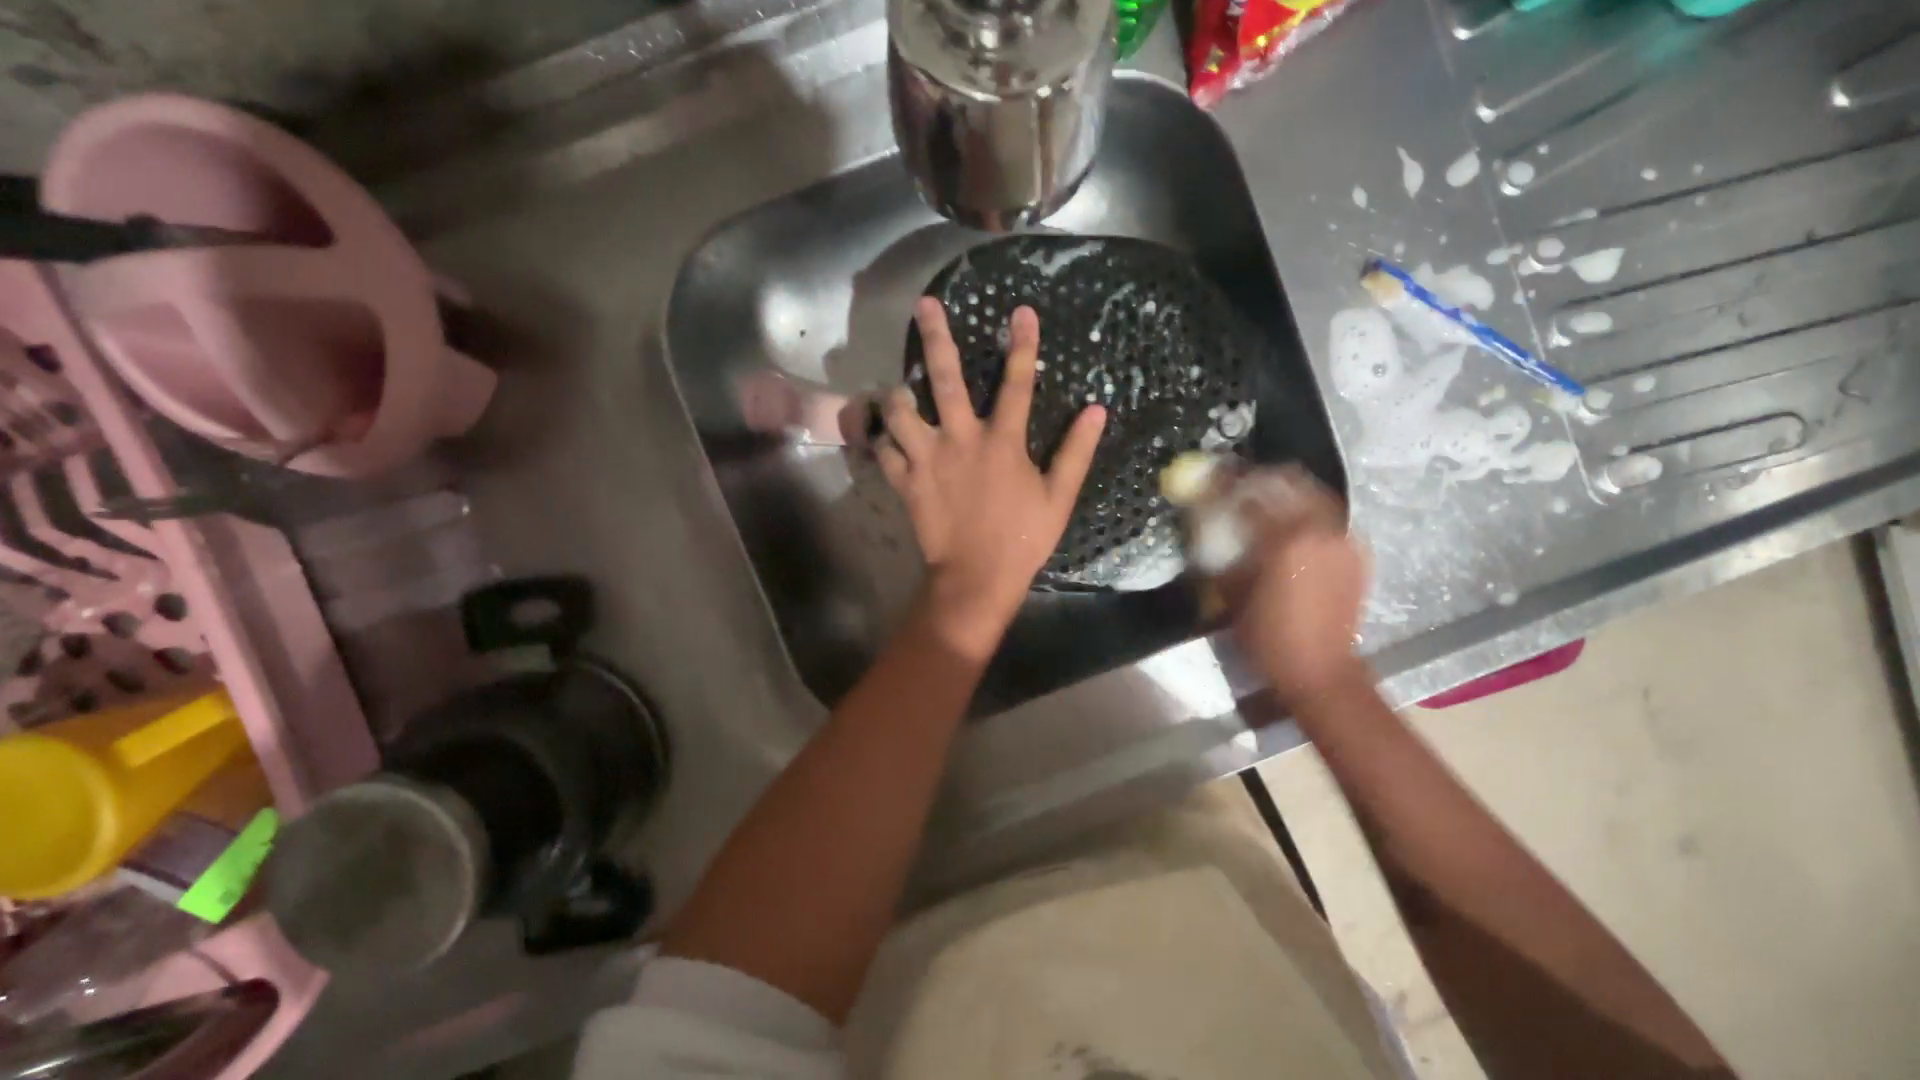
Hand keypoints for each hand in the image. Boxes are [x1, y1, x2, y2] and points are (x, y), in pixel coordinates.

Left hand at [878, 298, 1106, 658]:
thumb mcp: (1059, 497)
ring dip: (897, 394)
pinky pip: (885, 451)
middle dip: (935, 338)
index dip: (1021, 344)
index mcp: (1002, 440)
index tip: (1020, 310)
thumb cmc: (1023, 538)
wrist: (976, 578)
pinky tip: (880, 432)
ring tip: (897, 387)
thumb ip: (1075, 451)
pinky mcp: (905, 481)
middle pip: (945, 379)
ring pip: (901, 411)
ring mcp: (927, 459)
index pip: (1016, 382)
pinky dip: (881, 440)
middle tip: (924, 305)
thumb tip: (1096, 411)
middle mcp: (960, 439)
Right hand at [1224, 467, 1370, 706]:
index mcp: (1284, 536)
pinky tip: (1292, 533)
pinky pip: (1329, 520)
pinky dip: (1308, 517)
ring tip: (1265, 507)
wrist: (1321, 671)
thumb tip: (1206, 522)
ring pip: (1313, 496)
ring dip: (1286, 495)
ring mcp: (1343, 538)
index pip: (1249, 491)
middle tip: (1238, 488)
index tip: (1209, 479)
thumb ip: (1219, 550)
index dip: (1224, 482)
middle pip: (1289, 480)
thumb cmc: (1267, 638)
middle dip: (1260, 480)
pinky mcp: (1356, 553)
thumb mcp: (1231, 593)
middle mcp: (1319, 528)